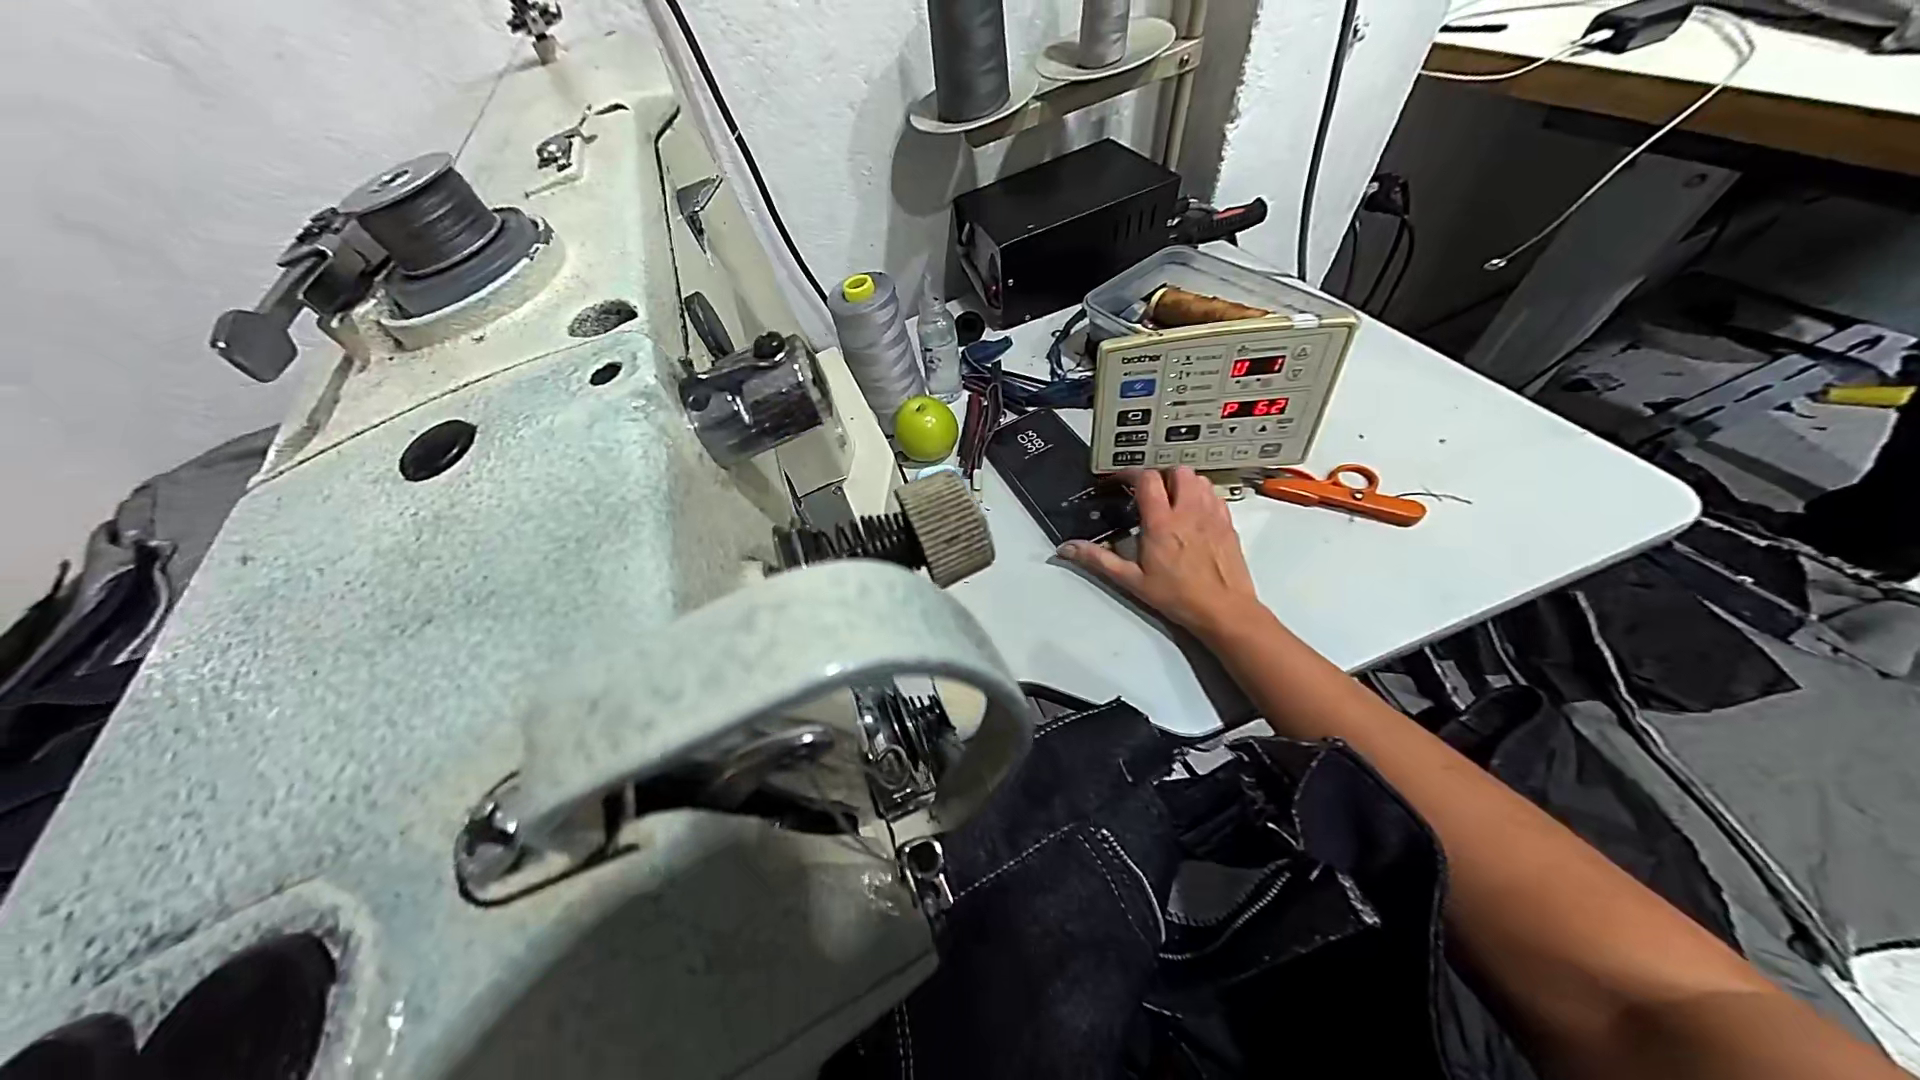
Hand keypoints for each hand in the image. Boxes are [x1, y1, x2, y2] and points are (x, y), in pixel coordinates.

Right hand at [1057, 467, 1266, 641]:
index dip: (1131, 474)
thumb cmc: (1179, 597)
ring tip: (1171, 498)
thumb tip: (1069, 549)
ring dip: (1183, 482)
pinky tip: (1194, 513)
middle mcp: (1188, 512)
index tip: (1122, 481)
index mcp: (1162, 523)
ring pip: (1199, 479)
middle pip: (1177, 470)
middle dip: (1160, 475)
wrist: (1223, 610)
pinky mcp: (1228, 524)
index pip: (1146, 480)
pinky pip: (1215, 495)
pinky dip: (1203, 495)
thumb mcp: (1132, 580)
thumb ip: (1099, 560)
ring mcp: (1212, 515)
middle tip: (1150, 490)